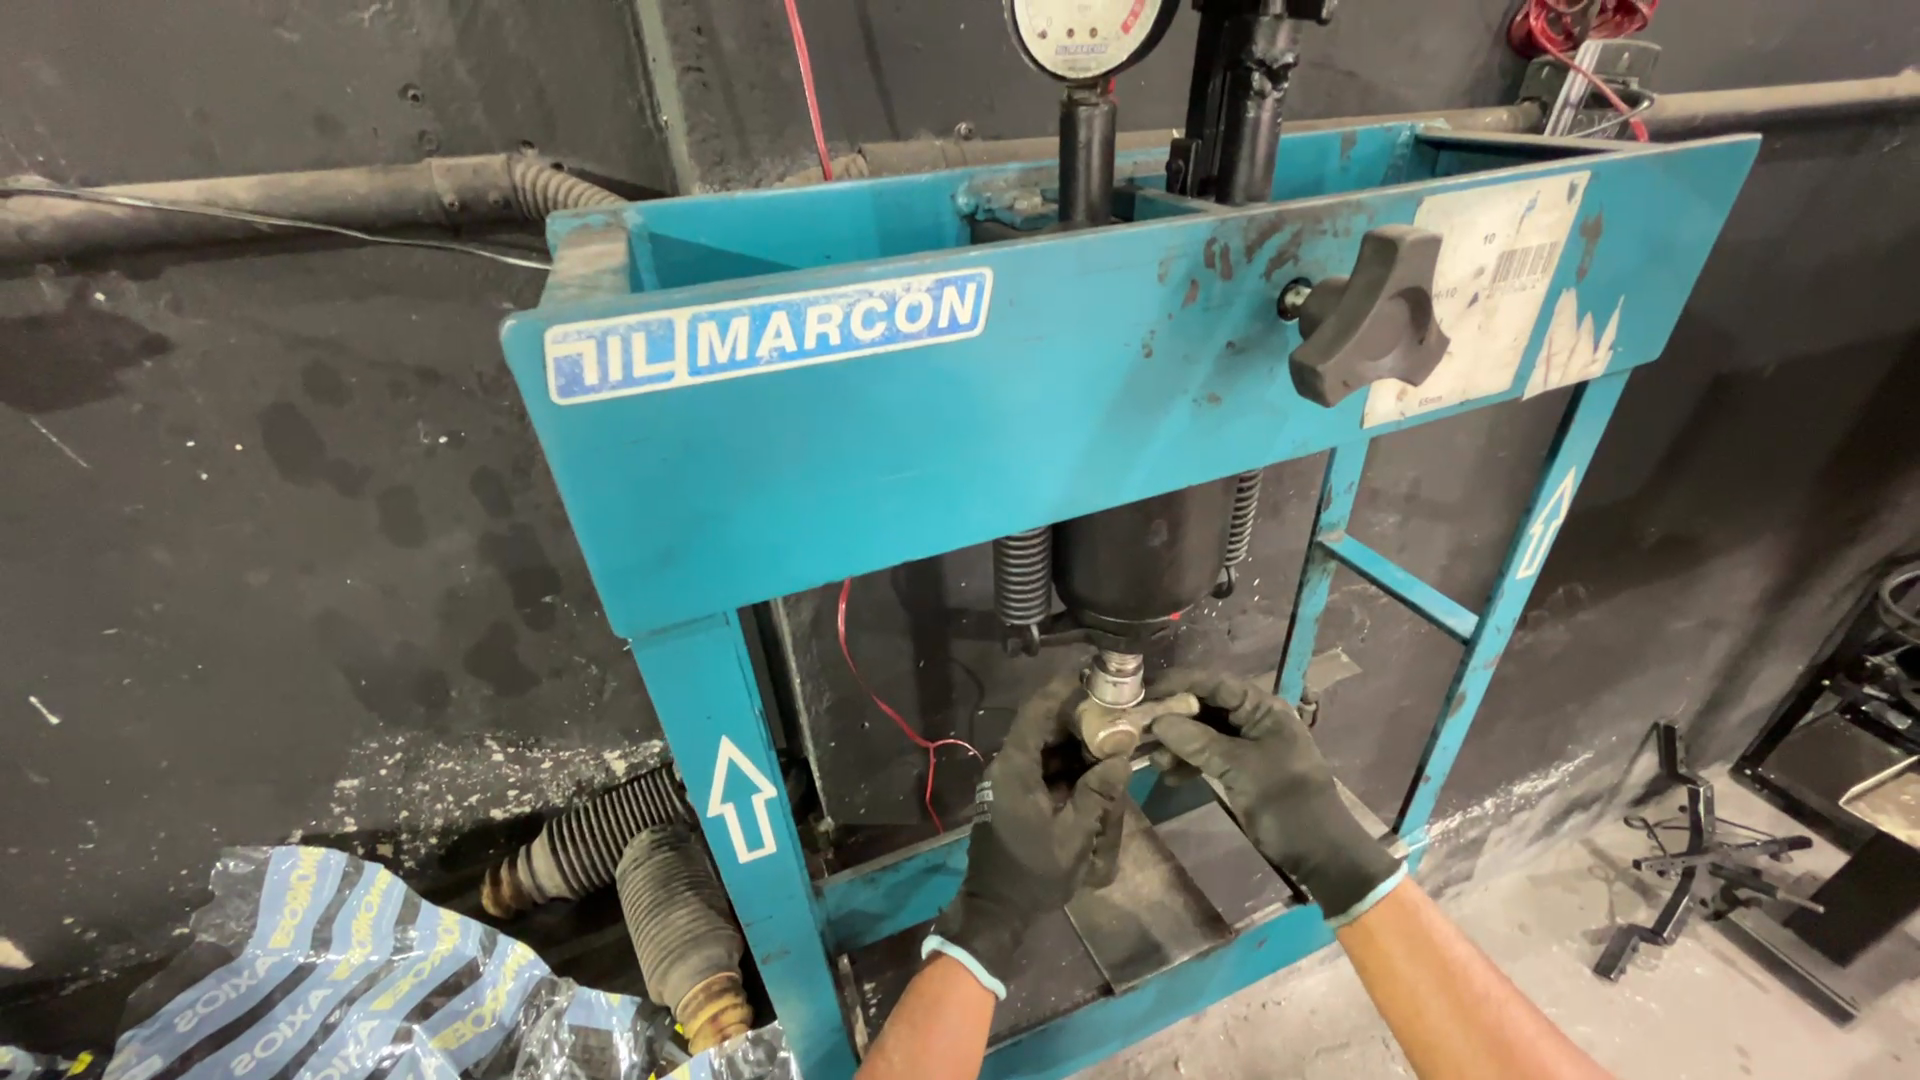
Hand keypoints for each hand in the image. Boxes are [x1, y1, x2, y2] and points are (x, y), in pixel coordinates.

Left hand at [928, 670, 1130, 996]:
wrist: (997, 907)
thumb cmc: (1032, 873)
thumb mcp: (1072, 838)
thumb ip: (1096, 795)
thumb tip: (1120, 757)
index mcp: (1015, 769)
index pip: (1035, 713)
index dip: (1060, 689)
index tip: (1089, 673)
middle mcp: (1008, 765)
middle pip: (1042, 725)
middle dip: (1078, 714)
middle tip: (1114, 705)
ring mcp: (1010, 779)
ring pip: (1045, 744)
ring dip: (1075, 738)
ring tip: (1112, 729)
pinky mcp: (1016, 792)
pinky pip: (1044, 764)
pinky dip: (1069, 760)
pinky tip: (1097, 762)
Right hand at [1148, 669, 1403, 925]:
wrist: (1319, 854)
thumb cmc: (1287, 803)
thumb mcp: (1240, 769)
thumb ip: (1197, 741)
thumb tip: (1157, 721)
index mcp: (1263, 708)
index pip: (1215, 683)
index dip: (1179, 684)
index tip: (1146, 695)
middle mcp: (1252, 719)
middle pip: (1204, 705)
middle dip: (1172, 717)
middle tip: (1140, 730)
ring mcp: (1245, 744)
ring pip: (1200, 731)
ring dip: (1176, 743)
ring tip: (1154, 761)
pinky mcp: (1238, 768)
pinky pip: (1205, 754)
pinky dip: (1186, 762)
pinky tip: (1169, 776)